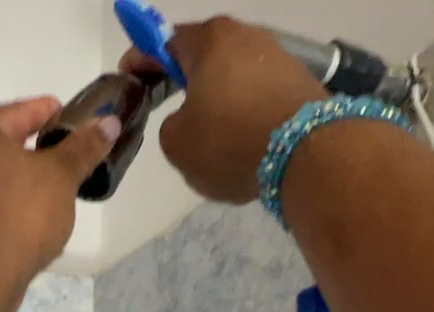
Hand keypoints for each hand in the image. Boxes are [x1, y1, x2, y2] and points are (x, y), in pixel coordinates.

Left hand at [0, 97, 119, 277]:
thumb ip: (84, 147)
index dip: (55, 115)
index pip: (24, 111)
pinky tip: (30, 221)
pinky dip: (8, 207)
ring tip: (54, 194)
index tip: (78, 123)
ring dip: (22, 182)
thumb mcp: (61, 175)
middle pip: (6, 144)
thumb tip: (108, 123)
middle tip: (69, 161)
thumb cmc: (21, 214)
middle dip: (37, 152)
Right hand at [123, 17, 327, 203]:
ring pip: (230, 75)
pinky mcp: (297, 81)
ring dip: (214, 96)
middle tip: (164, 102)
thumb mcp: (176, 143)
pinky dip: (240, 110)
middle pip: (202, 55)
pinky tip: (236, 137)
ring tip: (204, 129)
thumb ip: (170, 125)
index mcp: (209, 40)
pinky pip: (255, 94)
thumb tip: (188, 119)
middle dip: (181, 76)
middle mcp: (245, 36)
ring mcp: (276, 56)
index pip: (163, 42)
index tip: (127, 75)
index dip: (141, 59)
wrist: (305, 153)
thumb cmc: (228, 142)